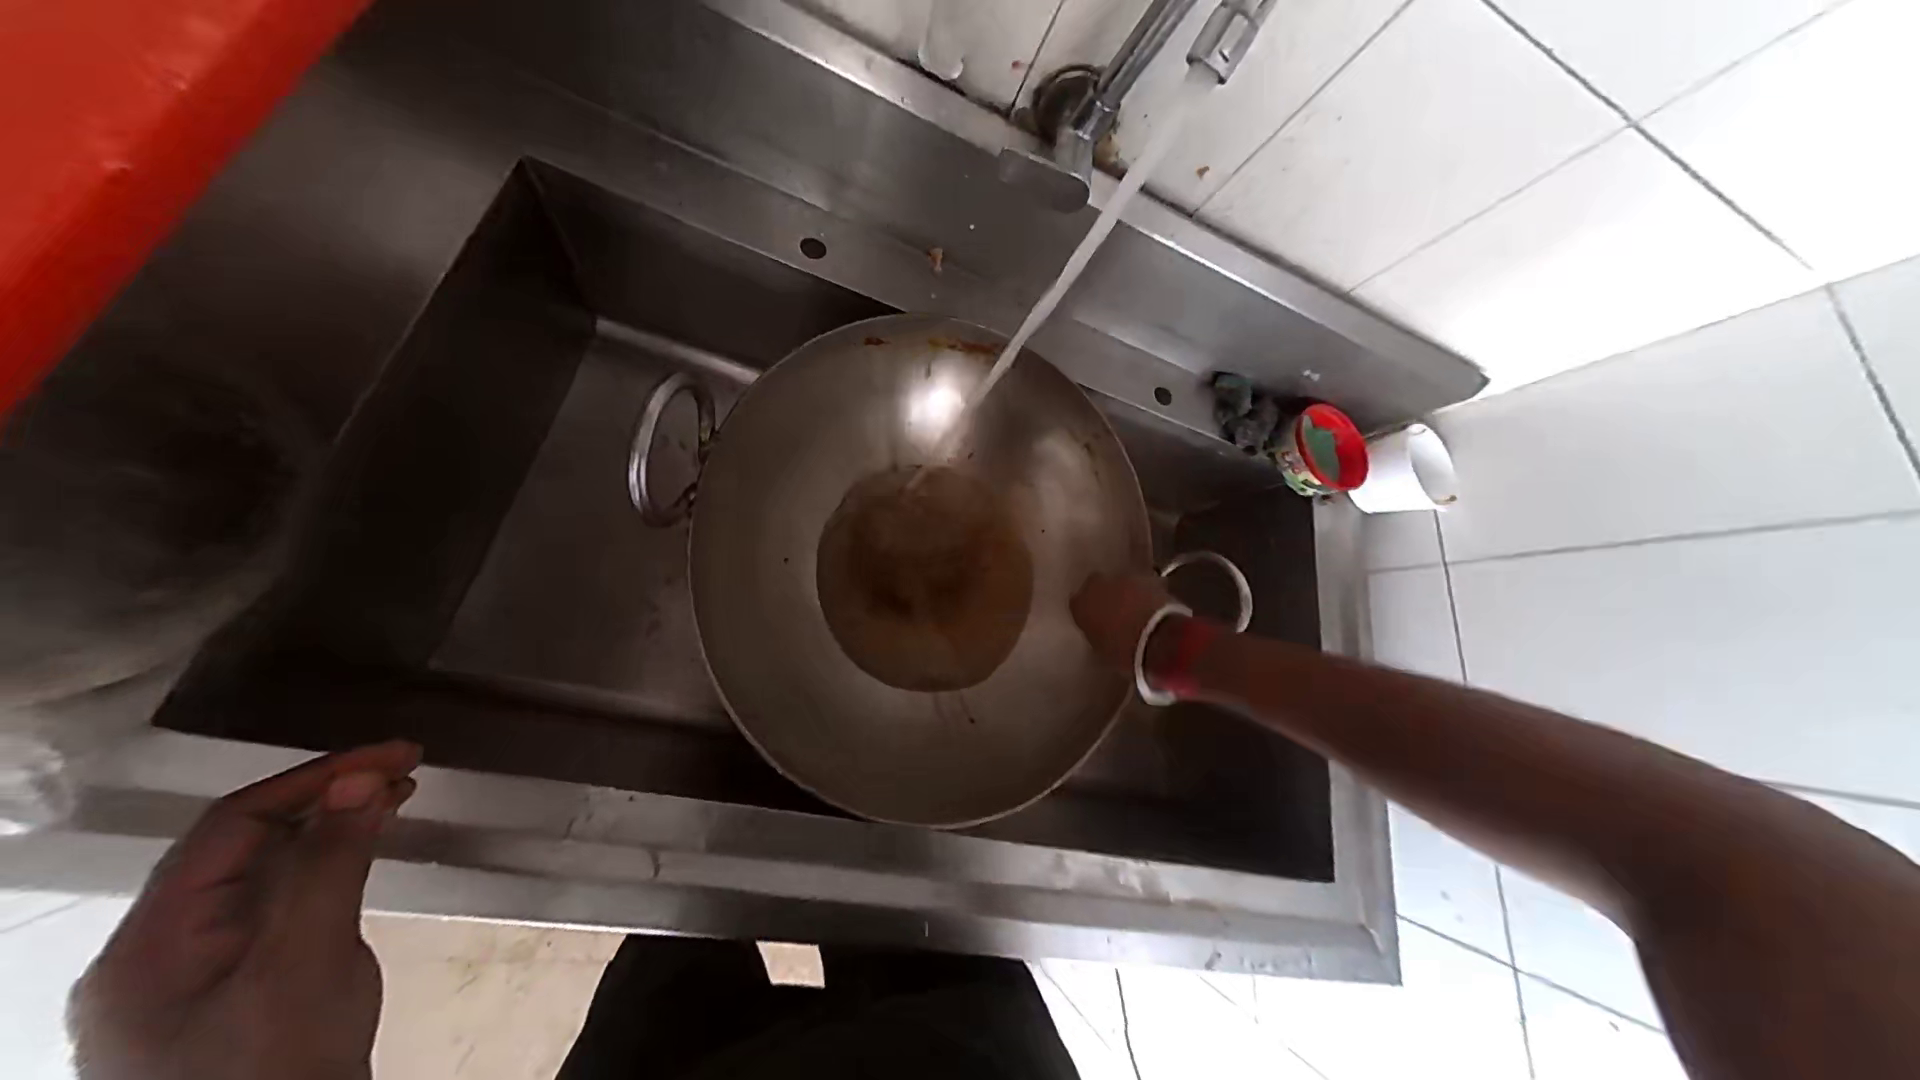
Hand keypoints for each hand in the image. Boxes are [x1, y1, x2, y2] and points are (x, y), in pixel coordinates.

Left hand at [70, 741, 421, 1079]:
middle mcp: (158, 952)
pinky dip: (327, 858)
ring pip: (261, 868)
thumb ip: (327, 867)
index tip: (394, 755)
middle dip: (326, 794)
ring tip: (396, 794)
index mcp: (149, 946)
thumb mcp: (305, 964)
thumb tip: (361, 780)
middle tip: (404, 767)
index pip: (233, 824)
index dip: (317, 777)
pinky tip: (363, 847)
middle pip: (242, 843)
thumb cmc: (280, 1064)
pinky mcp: (236, 982)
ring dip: (330, 822)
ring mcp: (194, 971)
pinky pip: (277, 897)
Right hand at [1070, 572, 1173, 670]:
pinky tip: (1153, 606)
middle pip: (1096, 585)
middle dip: (1104, 595)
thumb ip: (1098, 635)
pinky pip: (1143, 584)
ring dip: (1126, 592)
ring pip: (1121, 582)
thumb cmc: (1124, 652)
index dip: (1087, 612)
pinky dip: (1147, 592)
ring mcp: (1122, 578)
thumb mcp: (1102, 650)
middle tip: (1114, 611)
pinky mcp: (1148, 577)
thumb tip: (1103, 633)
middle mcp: (1096, 586)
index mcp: (1079, 606)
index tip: (1095, 622)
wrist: (1158, 638)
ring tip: (1137, 610)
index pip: (1077, 604)